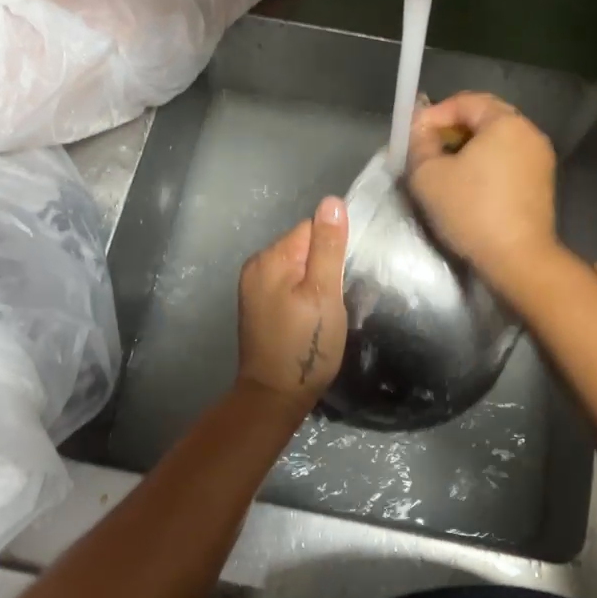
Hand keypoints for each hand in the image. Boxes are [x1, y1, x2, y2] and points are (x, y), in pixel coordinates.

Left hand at [237, 196, 348, 407]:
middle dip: (324, 267)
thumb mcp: (325, 294)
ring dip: (314, 283)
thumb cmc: (305, 345)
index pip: (313, 229)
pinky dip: (301, 296)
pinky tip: (308, 319)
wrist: (275, 395)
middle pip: (304, 246)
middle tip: (335, 301)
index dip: (333, 251)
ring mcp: (253, 286)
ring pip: (297, 267)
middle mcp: (257, 264)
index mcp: (272, 257)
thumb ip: (329, 247)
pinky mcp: (256, 305)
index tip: (342, 280)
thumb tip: (332, 202)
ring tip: (323, 313)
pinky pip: (287, 285)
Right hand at [407, 92, 560, 287]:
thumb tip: (421, 131)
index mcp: (506, 122)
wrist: (518, 259)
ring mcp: (540, 158)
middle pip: (485, 116)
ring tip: (445, 166)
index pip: (465, 101)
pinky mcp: (543, 183)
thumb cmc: (471, 210)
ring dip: (469, 146)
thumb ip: (419, 143)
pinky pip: (509, 159)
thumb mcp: (428, 175)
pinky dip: (487, 163)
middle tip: (427, 147)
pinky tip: (469, 184)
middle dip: (452, 127)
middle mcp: (529, 132)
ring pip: (498, 139)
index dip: (434, 113)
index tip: (413, 134)